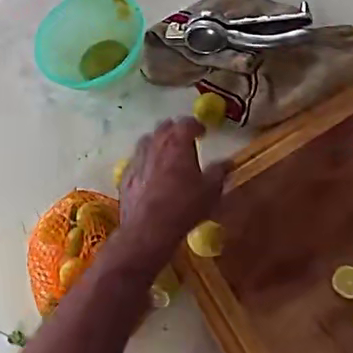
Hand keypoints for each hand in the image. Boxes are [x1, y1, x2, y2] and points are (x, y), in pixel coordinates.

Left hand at [116, 118, 230, 261]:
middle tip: (184, 139)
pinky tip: (149, 174)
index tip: (202, 132)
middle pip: (163, 128)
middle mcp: (154, 146)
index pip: (186, 123)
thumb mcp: (211, 190)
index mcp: (177, 143)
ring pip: (146, 142)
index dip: (196, 125)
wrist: (148, 229)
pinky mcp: (125, 177)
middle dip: (175, 130)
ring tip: (166, 153)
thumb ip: (219, 172)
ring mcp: (136, 160)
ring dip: (157, 143)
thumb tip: (227, 163)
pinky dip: (145, 162)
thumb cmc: (184, 206)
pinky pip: (136, 162)